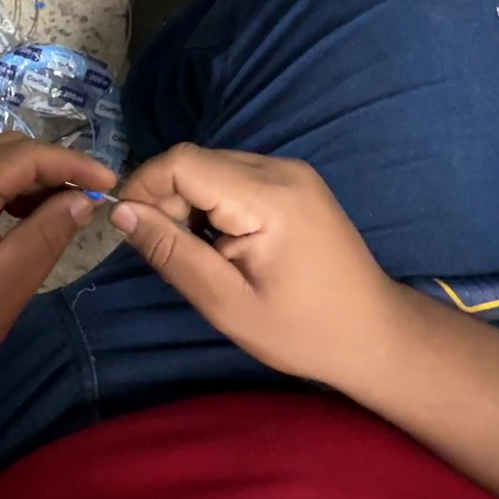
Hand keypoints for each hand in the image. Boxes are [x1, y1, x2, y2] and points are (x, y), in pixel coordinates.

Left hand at [0, 133, 115, 394]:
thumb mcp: (8, 283)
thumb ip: (47, 233)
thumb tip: (84, 199)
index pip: (25, 156)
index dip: (72, 165)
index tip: (112, 181)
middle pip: (7, 149)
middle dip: (52, 166)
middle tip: (90, 195)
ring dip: (29, 175)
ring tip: (65, 205)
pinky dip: (4, 188)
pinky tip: (26, 215)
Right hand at [109, 144, 405, 385]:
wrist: (379, 337)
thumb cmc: (303, 331)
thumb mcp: (225, 303)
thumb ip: (170, 251)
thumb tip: (119, 212)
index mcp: (268, 197)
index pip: (182, 162)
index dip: (145, 186)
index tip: (130, 228)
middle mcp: (279, 168)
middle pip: (194, 161)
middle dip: (167, 200)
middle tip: (173, 253)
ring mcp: (289, 170)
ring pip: (209, 166)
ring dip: (188, 202)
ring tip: (202, 252)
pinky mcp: (292, 178)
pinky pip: (230, 175)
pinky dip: (211, 202)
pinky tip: (224, 241)